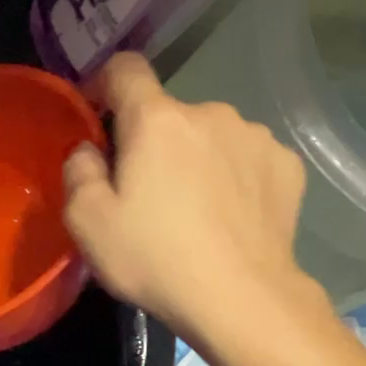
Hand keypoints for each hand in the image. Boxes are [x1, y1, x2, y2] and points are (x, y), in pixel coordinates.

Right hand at [61, 53, 313, 340]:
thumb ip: (79, 173)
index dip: (103, 82)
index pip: (126, 70)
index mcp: (156, 121)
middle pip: (168, 114)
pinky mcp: (286, 166)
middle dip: (149, 141)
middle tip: (138, 193)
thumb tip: (89, 151)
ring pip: (208, 137)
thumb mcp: (87, 222)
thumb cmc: (151, 256)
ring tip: (186, 209)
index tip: (94, 112)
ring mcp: (255, 137)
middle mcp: (210, 114)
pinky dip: (228, 177)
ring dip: (191, 159)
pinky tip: (222, 217)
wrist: (238, 295)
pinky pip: (244, 159)